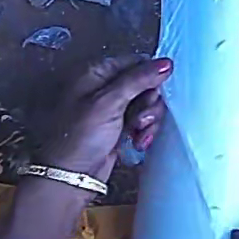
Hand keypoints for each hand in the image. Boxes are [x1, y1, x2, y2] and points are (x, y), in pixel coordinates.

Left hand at [35, 56, 172, 183]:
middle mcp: (105, 88)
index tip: (154, 93)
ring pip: (147, 105)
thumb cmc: (83, 136)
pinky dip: (144, 132)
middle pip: (145, 84)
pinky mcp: (120, 129)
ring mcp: (113, 110)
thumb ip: (139, 80)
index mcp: (96, 73)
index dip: (150, 76)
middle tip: (141, 120)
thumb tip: (166, 62)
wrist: (71, 176)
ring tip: (138, 134)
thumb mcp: (110, 103)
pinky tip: (139, 143)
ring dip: (149, 121)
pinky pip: (142, 123)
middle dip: (149, 103)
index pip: (135, 62)